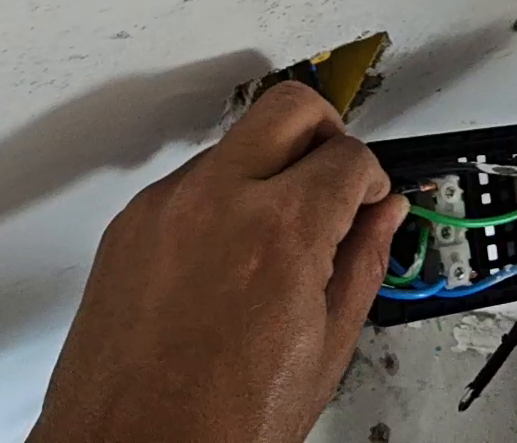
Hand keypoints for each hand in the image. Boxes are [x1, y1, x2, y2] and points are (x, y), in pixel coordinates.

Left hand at [29, 82, 407, 442]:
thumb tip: (384, 215)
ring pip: (241, 137)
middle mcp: (220, 199)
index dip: (371, 177)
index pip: (349, 155)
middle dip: (327, 130)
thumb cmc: (221, 427)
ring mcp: (168, 203)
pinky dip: (224, 194)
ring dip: (271, 164)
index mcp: (281, 233)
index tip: (367, 197)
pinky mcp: (132, 219)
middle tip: (333, 172)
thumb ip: (364, 263)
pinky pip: (194, 176)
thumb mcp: (324, 351)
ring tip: (276, 227)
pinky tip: (228, 251)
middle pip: (292, 106)